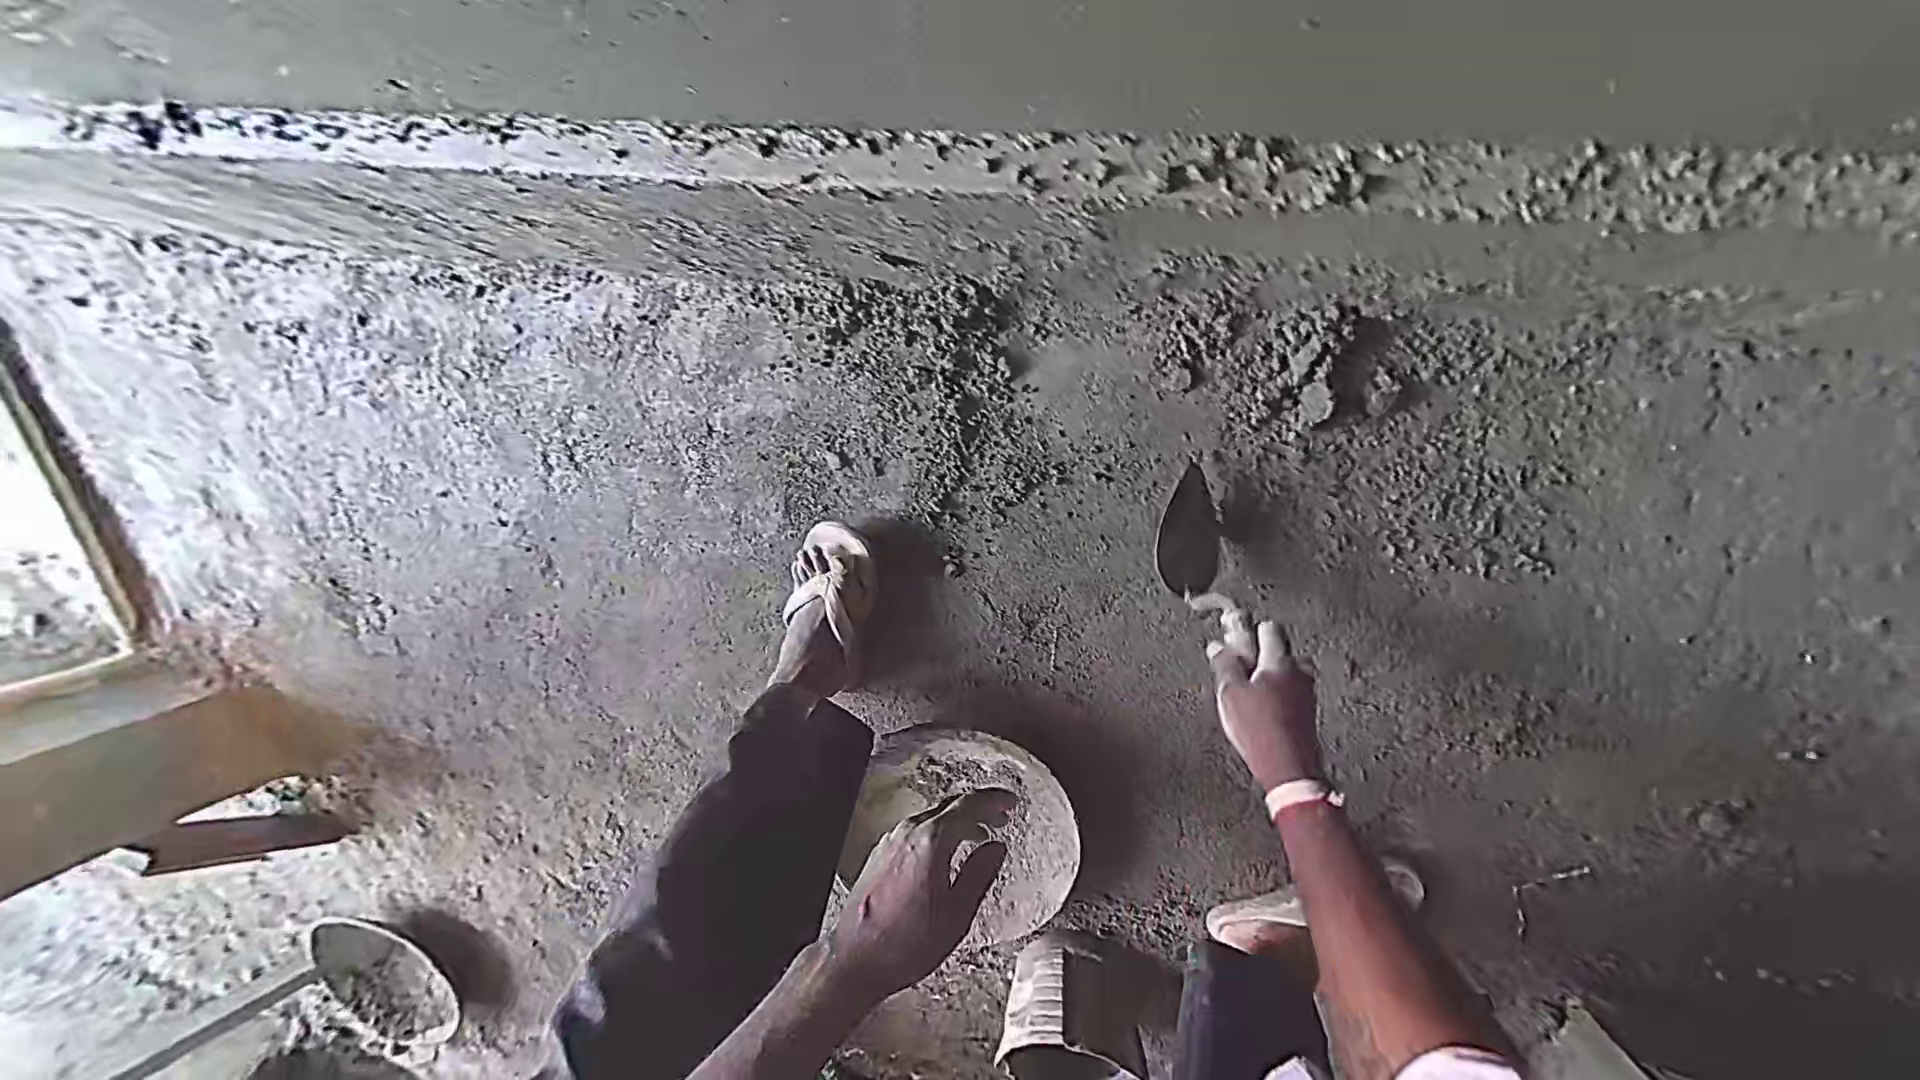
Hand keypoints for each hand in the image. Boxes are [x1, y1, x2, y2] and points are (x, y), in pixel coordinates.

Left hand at [825, 788, 1014, 1002]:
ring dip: (959, 820)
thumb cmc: (903, 944)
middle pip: (950, 805)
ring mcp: (891, 840)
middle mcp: (907, 833)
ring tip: (979, 834)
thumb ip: (980, 874)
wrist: (855, 959)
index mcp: (930, 841)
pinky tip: (947, 849)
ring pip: (933, 816)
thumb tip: (996, 850)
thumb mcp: (957, 914)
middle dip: (979, 807)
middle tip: (1000, 815)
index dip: (993, 800)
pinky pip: (917, 829)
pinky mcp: (881, 852)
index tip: (1009, 802)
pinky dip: (939, 831)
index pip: (968, 805)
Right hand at [1208, 615, 1323, 788]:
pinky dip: (1273, 692)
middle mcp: (1298, 673)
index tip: (1232, 630)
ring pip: (1283, 671)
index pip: (1268, 628)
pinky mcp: (1306, 712)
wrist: (1289, 769)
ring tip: (1244, 689)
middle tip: (1235, 664)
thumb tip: (1218, 647)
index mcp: (1280, 661)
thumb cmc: (1261, 730)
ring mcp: (1305, 693)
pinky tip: (1257, 707)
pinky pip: (1288, 691)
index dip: (1247, 628)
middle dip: (1257, 653)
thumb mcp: (1230, 692)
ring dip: (1266, 674)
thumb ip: (1224, 664)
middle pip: (1277, 648)